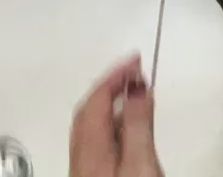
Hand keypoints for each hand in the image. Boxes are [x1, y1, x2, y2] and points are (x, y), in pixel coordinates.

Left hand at [70, 55, 163, 176]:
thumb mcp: (140, 160)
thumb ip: (139, 123)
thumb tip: (138, 87)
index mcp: (91, 146)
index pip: (98, 97)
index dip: (116, 72)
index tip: (136, 57)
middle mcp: (81, 156)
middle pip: (89, 109)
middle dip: (110, 82)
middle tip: (133, 67)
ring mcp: (84, 168)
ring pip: (91, 123)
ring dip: (110, 99)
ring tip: (133, 89)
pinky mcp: (92, 175)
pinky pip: (96, 137)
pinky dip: (110, 118)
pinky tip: (127, 123)